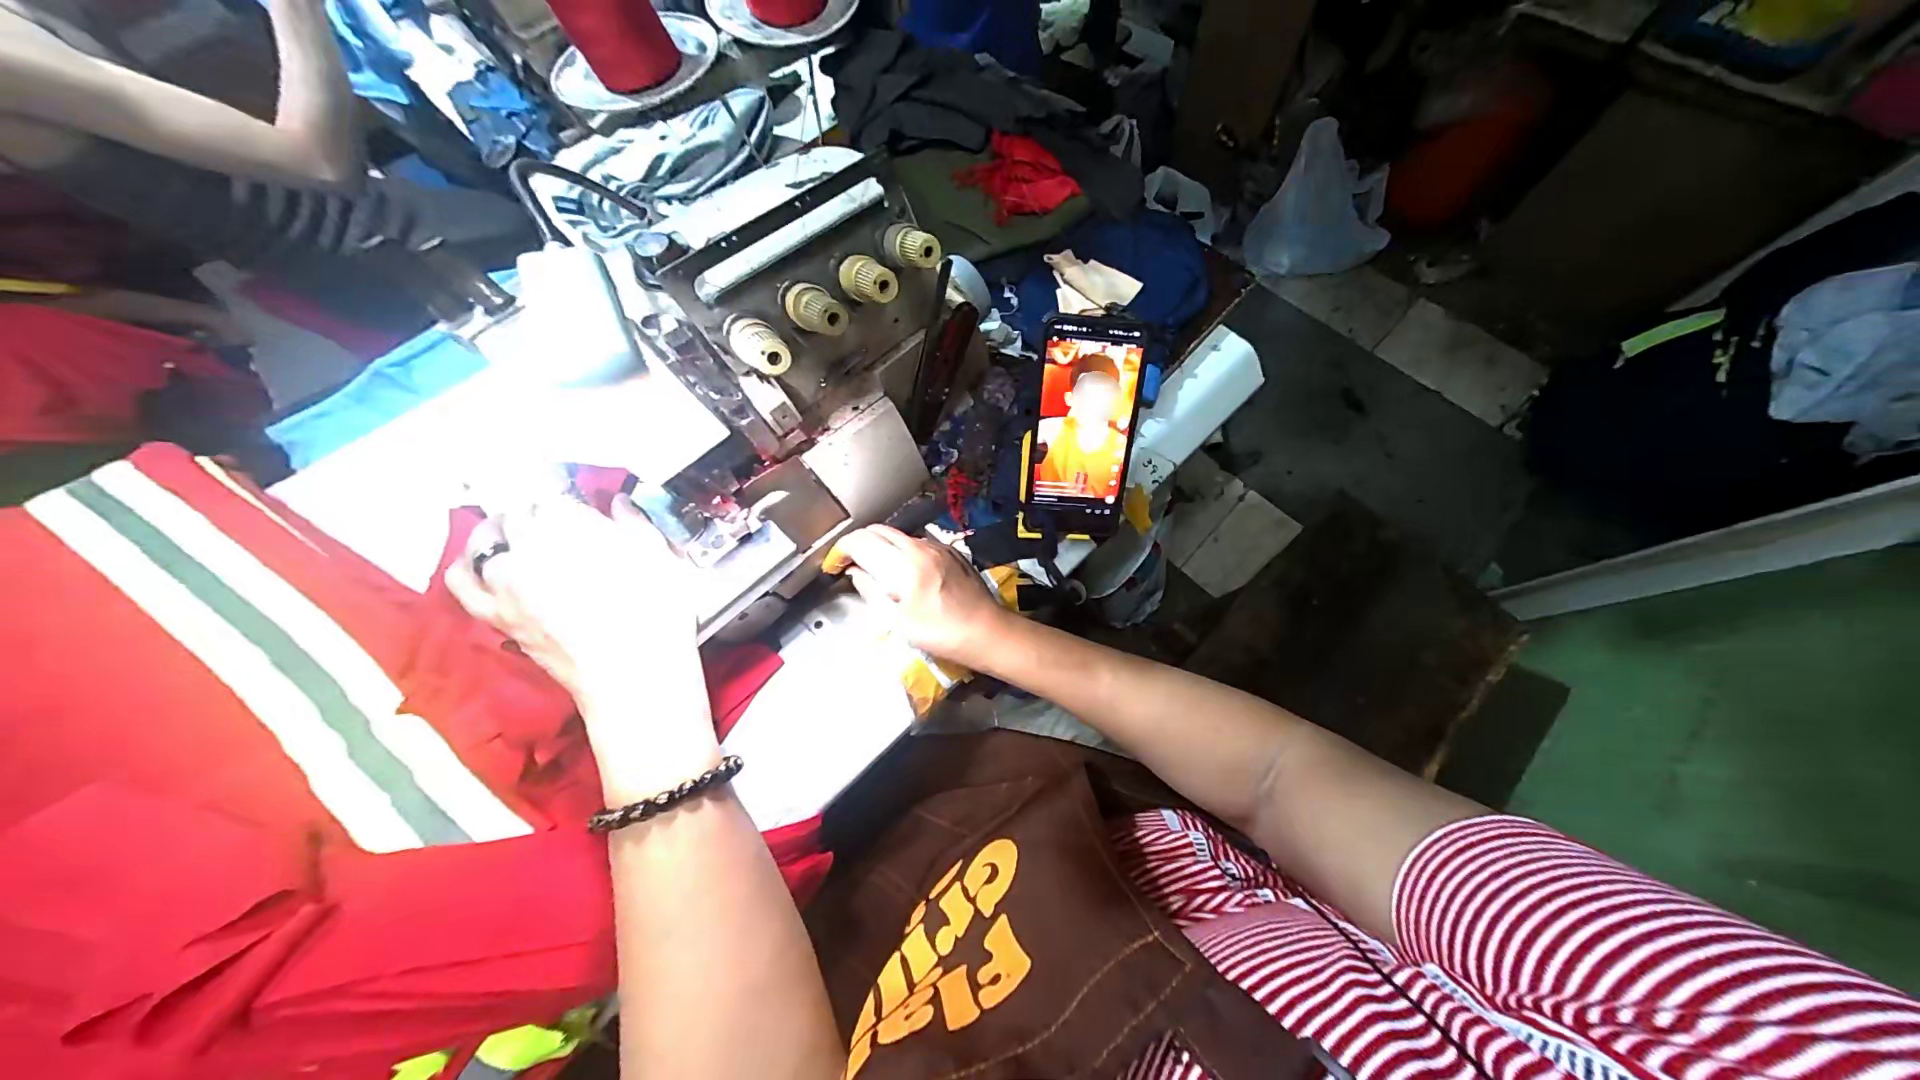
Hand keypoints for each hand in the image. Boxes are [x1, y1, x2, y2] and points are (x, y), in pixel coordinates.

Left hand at [444, 497, 718, 799]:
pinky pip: (463, 581)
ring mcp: (505, 580)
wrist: (635, 674)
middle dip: (538, 511)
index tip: (581, 501)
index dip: (569, 495)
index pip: (555, 491)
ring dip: (501, 530)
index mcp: (570, 524)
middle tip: (560, 521)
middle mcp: (528, 545)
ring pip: (486, 538)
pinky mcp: (495, 614)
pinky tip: (483, 564)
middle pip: (519, 512)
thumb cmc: (658, 613)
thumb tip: (618, 503)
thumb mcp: (662, 558)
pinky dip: (469, 566)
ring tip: (519, 535)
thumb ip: (635, 523)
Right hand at [827, 525, 1010, 664]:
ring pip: (898, 535)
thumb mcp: (898, 621)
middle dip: (858, 543)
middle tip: (848, 563)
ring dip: (880, 545)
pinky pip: (917, 542)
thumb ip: (872, 591)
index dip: (841, 550)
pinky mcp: (951, 552)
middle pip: (878, 531)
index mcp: (904, 565)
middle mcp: (920, 547)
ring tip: (873, 567)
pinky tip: (902, 570)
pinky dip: (900, 549)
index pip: (861, 542)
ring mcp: (938, 547)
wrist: (988, 632)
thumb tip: (855, 573)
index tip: (834, 565)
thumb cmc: (941, 633)